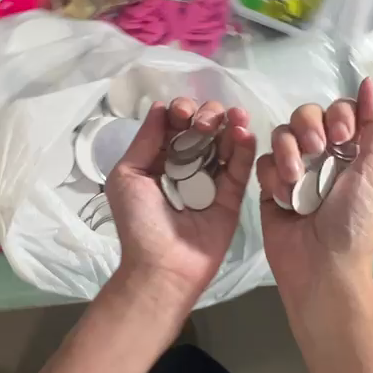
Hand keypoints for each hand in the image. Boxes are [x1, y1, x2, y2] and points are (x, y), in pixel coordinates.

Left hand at [104, 97, 256, 304]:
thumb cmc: (138, 223)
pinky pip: (240, 167)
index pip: (174, 125)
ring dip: (229, 124)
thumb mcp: (128, 176)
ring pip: (224, 143)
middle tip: (204, 122)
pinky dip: (244, 147)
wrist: (162, 266)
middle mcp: (186, 167)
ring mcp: (210, 181)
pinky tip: (244, 132)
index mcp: (159, 161)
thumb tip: (159, 107)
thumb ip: (145, 141)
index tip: (182, 113)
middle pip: (202, 129)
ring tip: (235, 116)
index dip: (181, 112)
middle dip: (206, 116)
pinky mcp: (231, 196)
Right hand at [256, 77, 372, 299]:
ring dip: (288, 152)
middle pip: (306, 115)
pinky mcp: (269, 185)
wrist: (321, 264)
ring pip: (281, 134)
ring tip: (295, 180)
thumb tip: (370, 80)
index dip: (338, 115)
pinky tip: (283, 198)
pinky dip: (272, 176)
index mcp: (354, 149)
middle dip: (308, 128)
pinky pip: (263, 161)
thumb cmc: (355, 220)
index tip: (342, 137)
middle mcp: (324, 154)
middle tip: (317, 152)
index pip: (340, 109)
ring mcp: (295, 168)